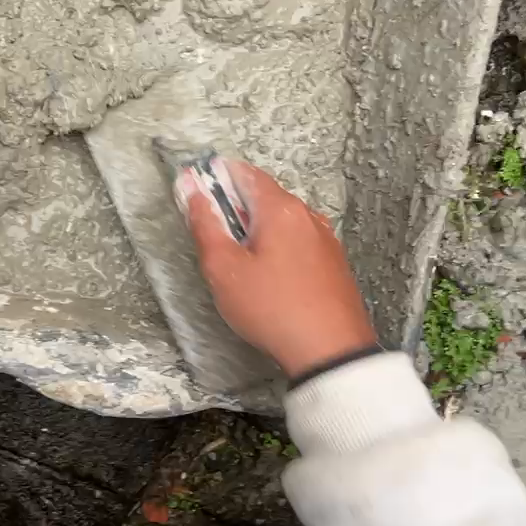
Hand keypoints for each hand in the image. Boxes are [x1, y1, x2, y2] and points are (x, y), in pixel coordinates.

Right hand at [179, 159, 378, 380]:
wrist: (329, 351)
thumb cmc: (271, 307)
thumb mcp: (223, 268)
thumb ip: (205, 226)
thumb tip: (194, 193)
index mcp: (280, 210)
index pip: (245, 173)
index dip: (215, 176)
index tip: (194, 187)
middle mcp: (308, 216)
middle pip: (264, 196)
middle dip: (233, 204)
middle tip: (208, 228)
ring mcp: (325, 240)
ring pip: (281, 220)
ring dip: (253, 227)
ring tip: (234, 254)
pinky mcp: (332, 263)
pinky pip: (296, 240)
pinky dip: (274, 244)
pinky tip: (264, 271)